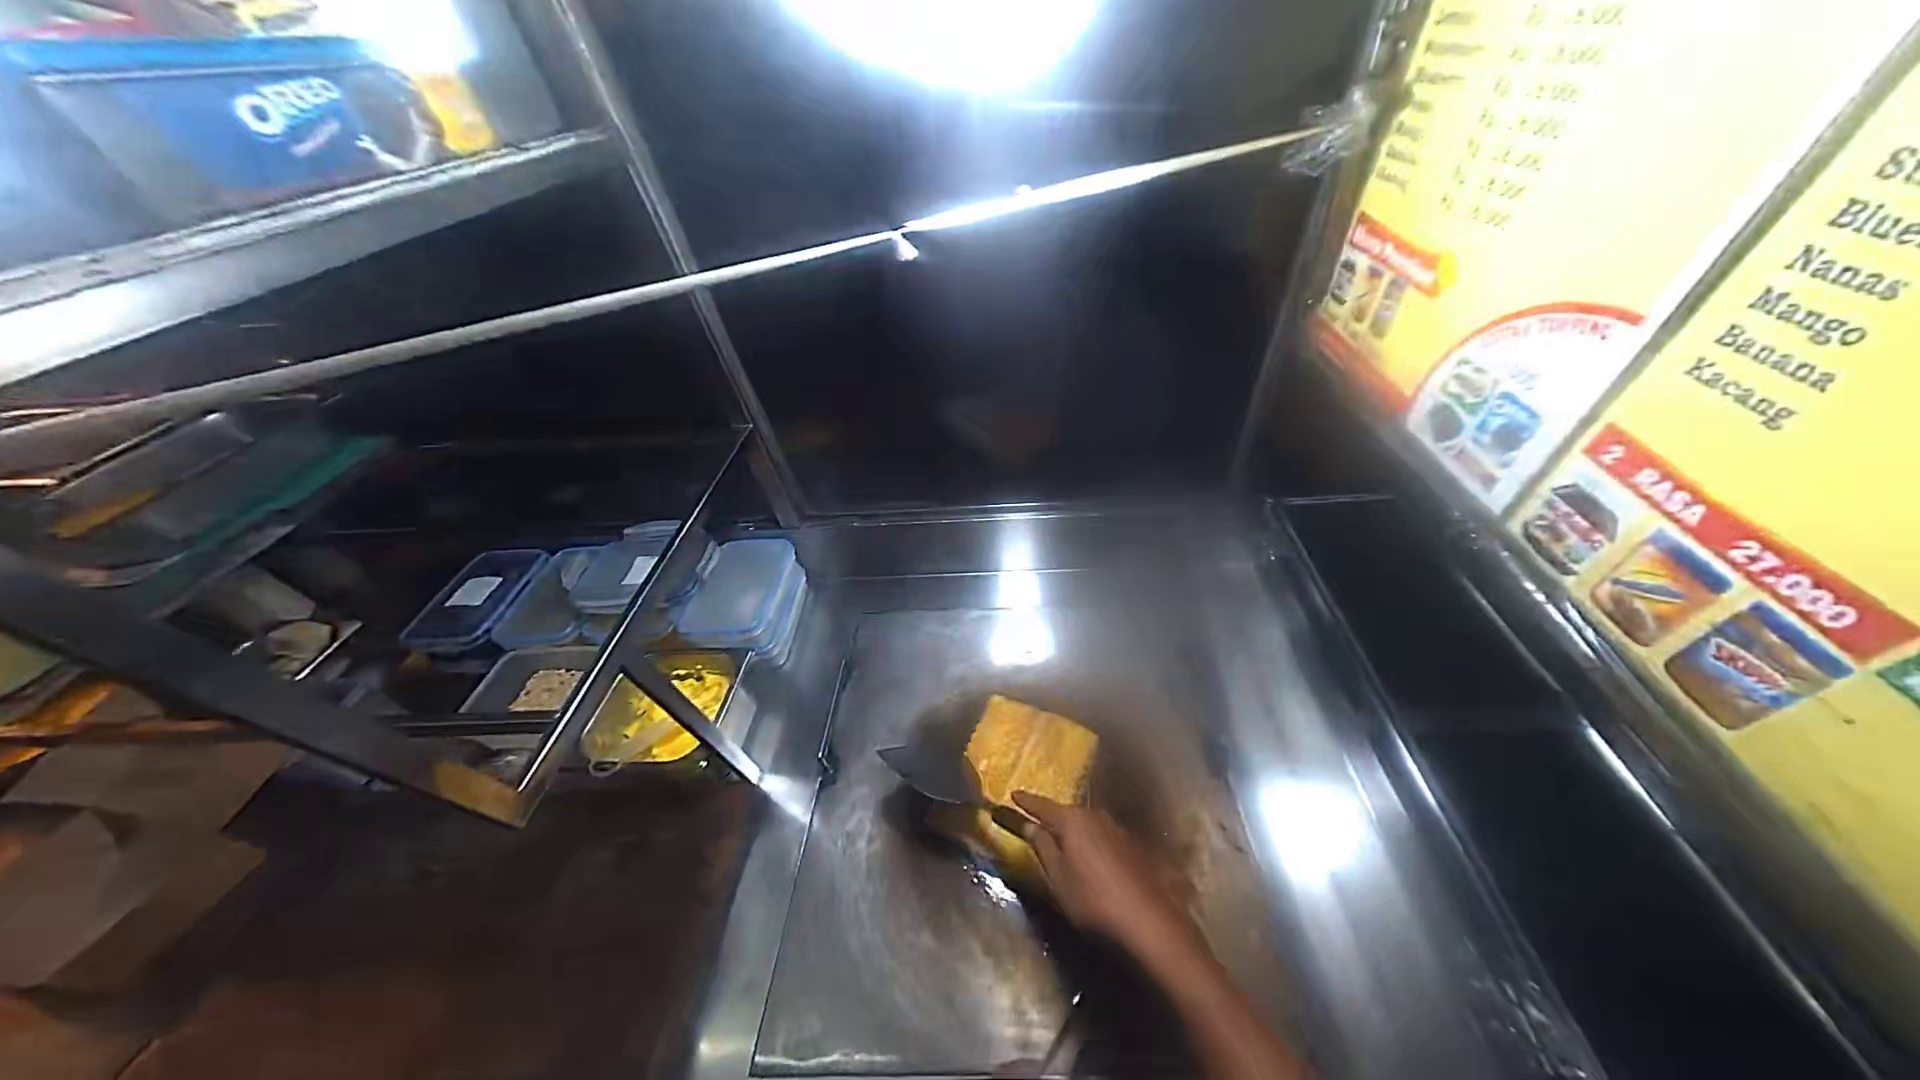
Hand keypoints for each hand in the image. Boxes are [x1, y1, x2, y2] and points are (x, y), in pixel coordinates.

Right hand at [1010, 793, 1196, 953]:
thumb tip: (1030, 826)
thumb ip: (1042, 847)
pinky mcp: (1132, 846)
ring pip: (1087, 825)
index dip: (1026, 801)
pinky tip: (1090, 860)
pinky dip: (1090, 843)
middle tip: (1035, 823)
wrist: (1150, 921)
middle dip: (1051, 818)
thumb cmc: (1093, 900)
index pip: (1043, 805)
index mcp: (1072, 821)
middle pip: (1067, 813)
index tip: (1013, 794)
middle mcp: (1095, 817)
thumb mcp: (1058, 878)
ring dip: (1073, 831)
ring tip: (1061, 843)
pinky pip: (1102, 837)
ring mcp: (1117, 829)